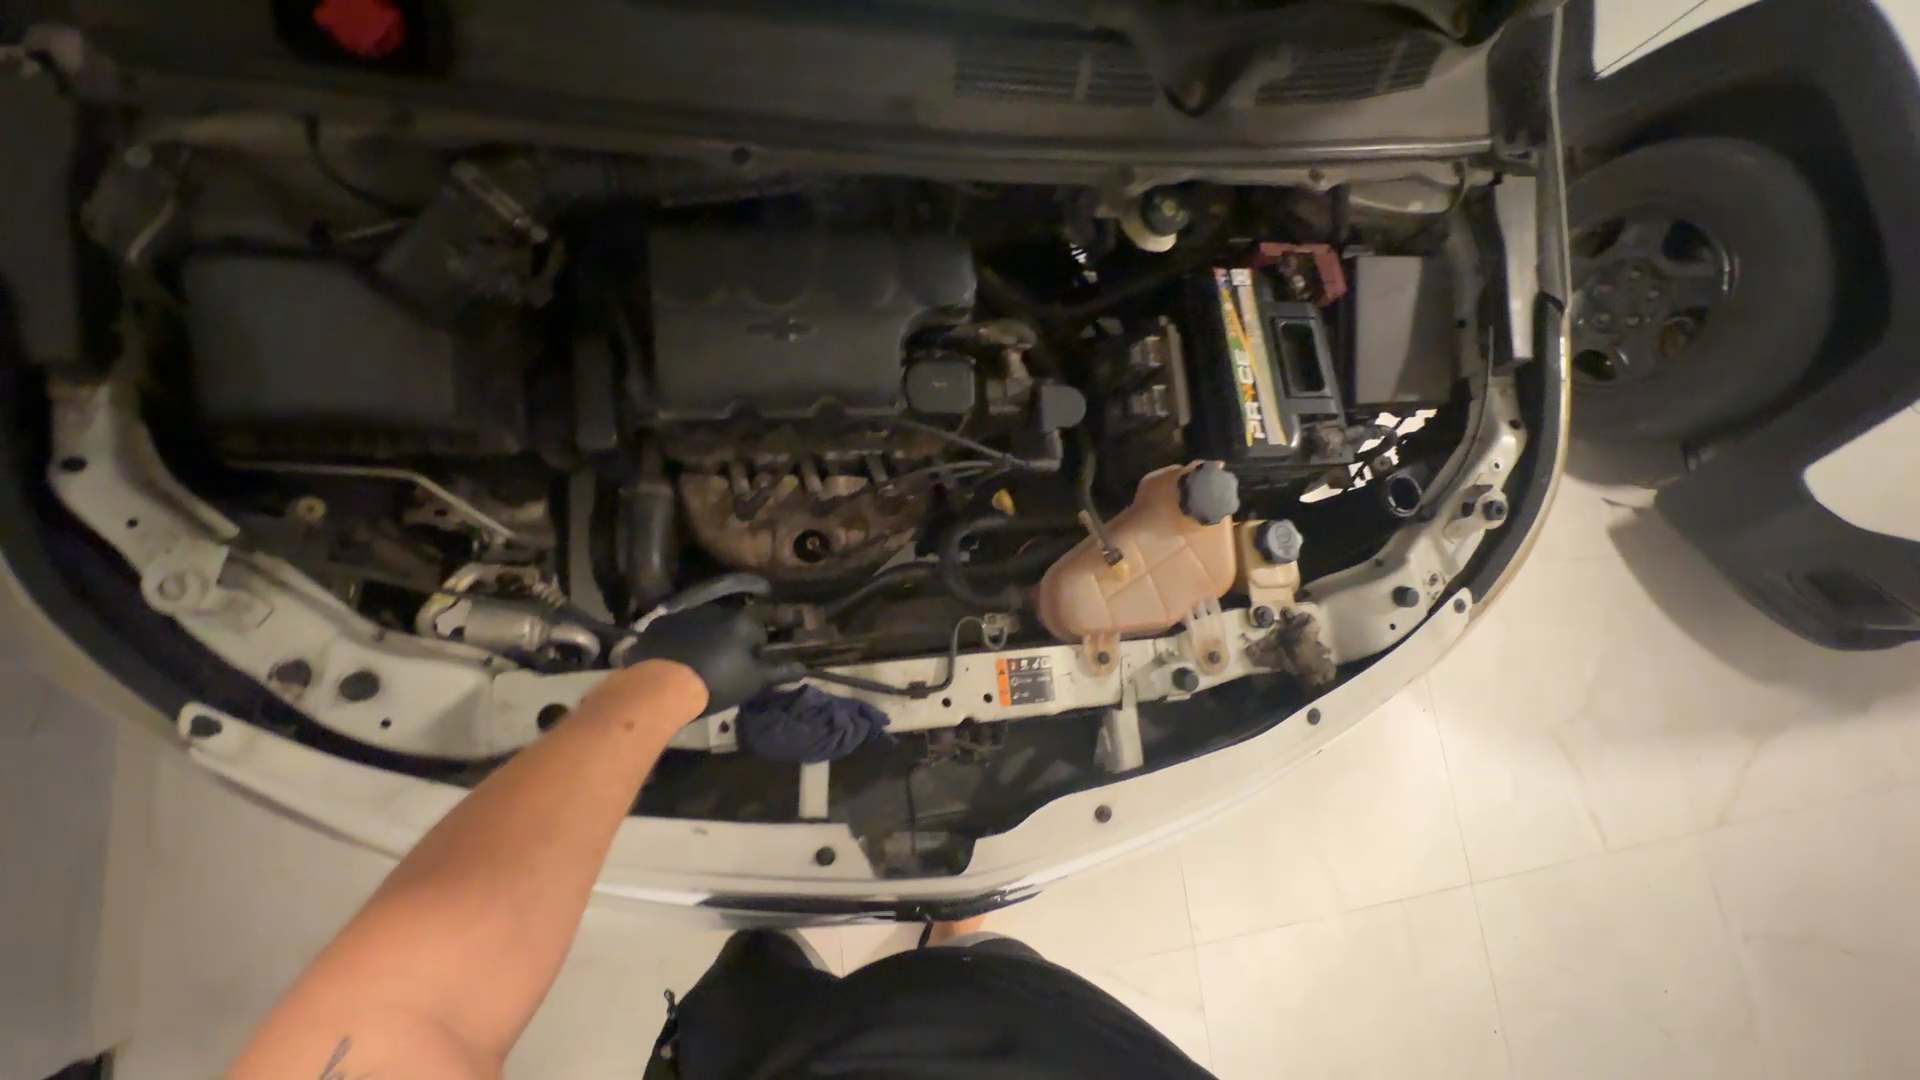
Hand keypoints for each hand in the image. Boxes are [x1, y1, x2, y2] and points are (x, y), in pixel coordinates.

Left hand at [621, 603, 802, 715]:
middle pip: (731, 626)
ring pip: (704, 626)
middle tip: (722, 668)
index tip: (746, 670)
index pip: (759, 634)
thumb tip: (804, 667)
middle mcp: (716, 610)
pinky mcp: (661, 623)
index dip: (755, 653)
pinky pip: (678, 629)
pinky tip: (675, 660)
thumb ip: (779, 671)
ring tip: (696, 665)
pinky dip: (680, 640)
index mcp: (742, 622)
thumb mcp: (752, 681)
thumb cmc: (714, 684)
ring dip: (706, 639)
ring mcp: (686, 614)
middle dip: (730, 642)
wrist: (661, 687)